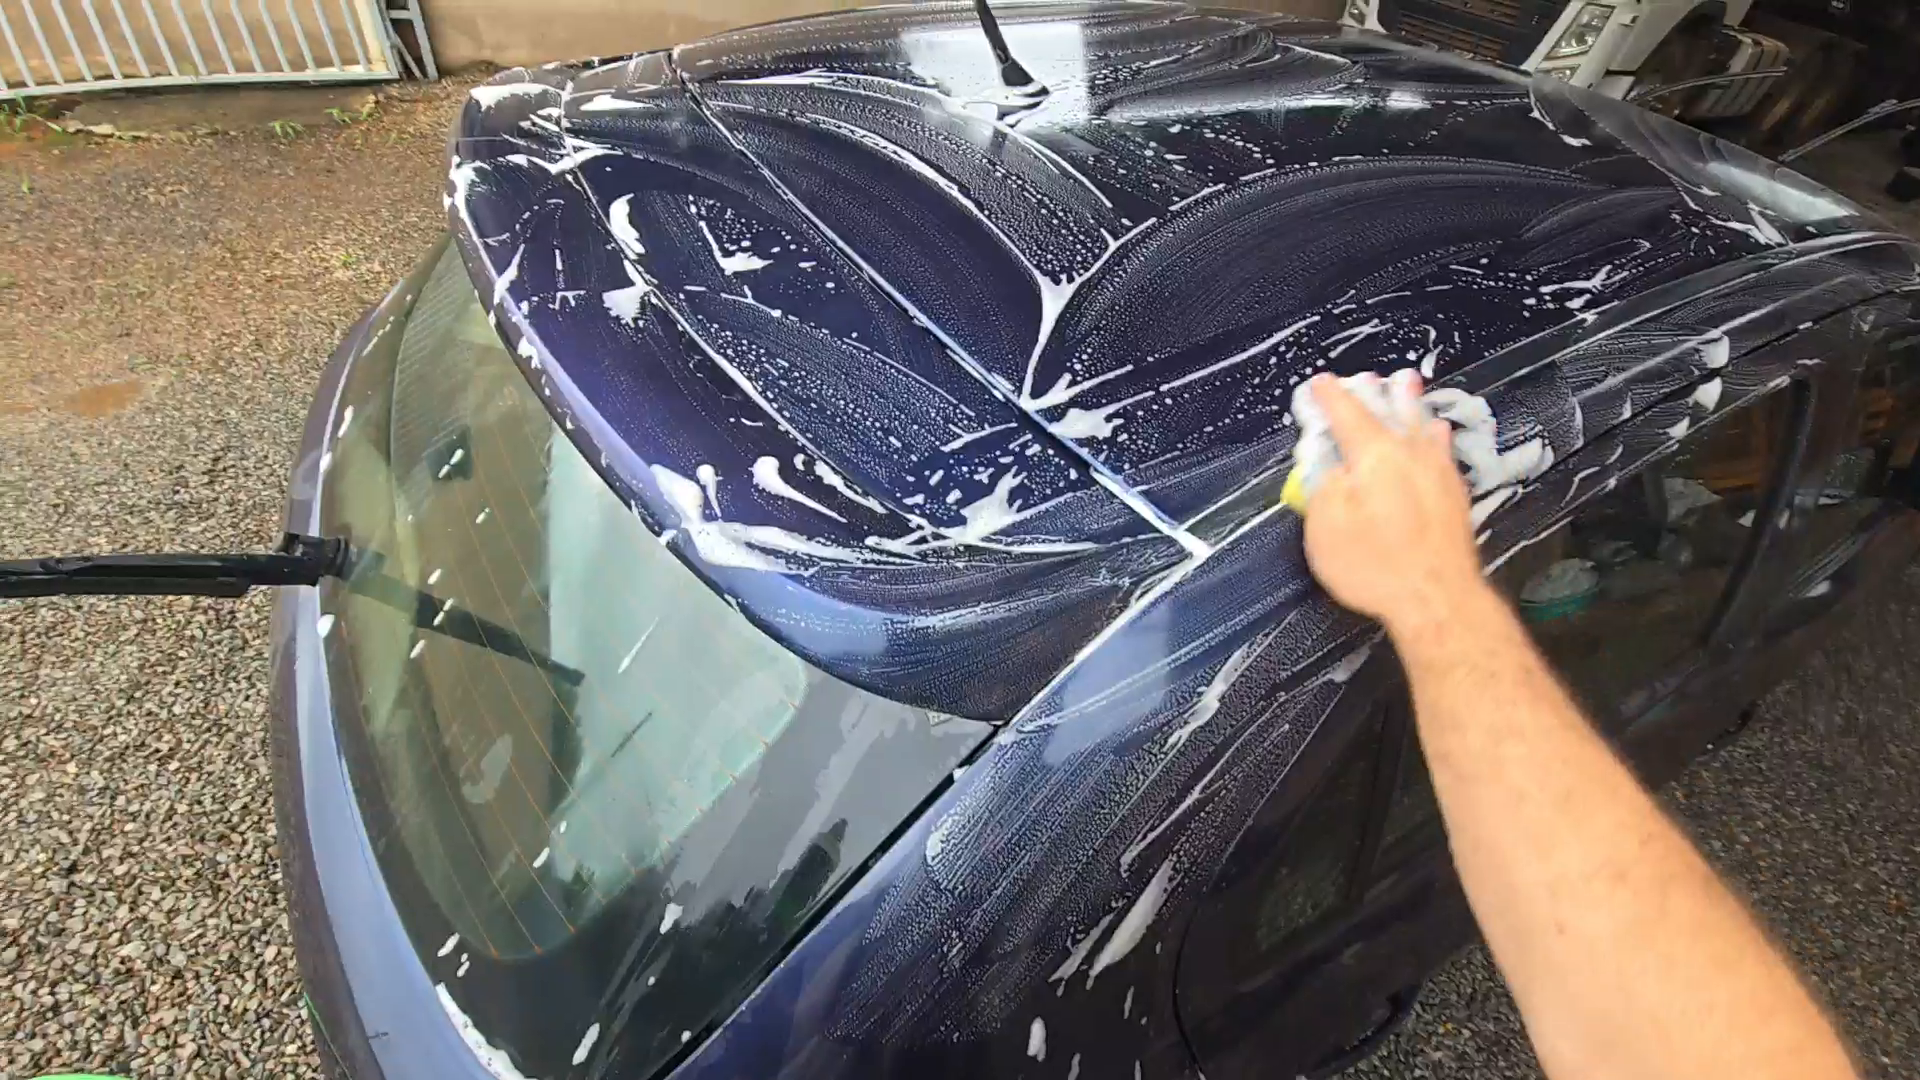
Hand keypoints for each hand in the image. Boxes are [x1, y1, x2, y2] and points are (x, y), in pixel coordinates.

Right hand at [1300, 373, 1484, 632]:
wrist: (1435, 598)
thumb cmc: (1376, 566)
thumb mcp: (1325, 527)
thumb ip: (1321, 486)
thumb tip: (1324, 463)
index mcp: (1374, 459)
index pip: (1347, 416)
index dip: (1330, 398)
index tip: (1320, 385)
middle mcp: (1409, 458)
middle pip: (1391, 414)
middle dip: (1376, 393)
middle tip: (1371, 377)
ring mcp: (1436, 476)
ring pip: (1422, 426)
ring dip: (1411, 404)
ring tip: (1409, 385)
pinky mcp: (1453, 497)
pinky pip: (1442, 450)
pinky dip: (1434, 434)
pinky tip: (1438, 432)